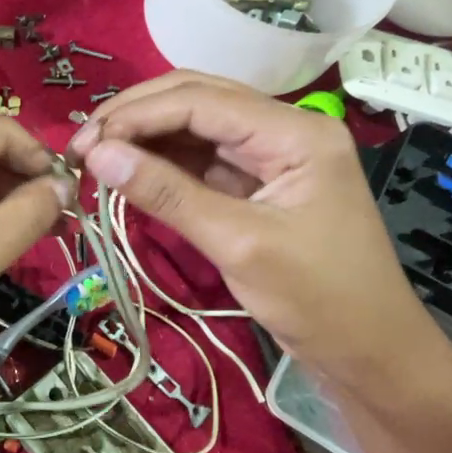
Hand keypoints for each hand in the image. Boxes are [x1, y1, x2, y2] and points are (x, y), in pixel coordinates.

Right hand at [68, 72, 444, 390]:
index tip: (85, 144)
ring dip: (141, 136)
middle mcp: (281, 130)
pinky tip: (125, 171)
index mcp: (294, 133)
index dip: (136, 115)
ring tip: (93, 158)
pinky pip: (197, 157)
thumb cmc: (318, 299)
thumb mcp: (237, 244)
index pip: (200, 100)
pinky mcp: (254, 182)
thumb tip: (97, 155)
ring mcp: (268, 155)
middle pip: (194, 99)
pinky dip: (158, 161)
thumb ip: (166, 193)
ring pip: (191, 125)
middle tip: (81, 146)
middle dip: (134, 116)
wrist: (370, 353)